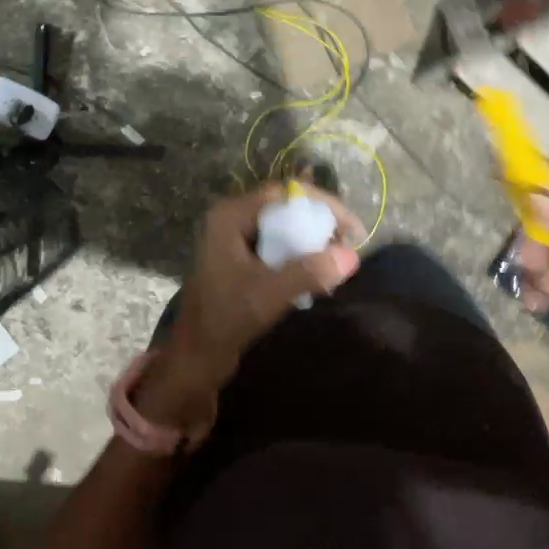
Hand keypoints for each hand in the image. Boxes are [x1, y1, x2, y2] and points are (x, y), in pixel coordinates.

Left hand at [165, 184, 363, 377]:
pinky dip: (298, 254)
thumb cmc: (226, 318)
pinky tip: (316, 274)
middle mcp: (231, 219)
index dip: (323, 205)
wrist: (196, 354)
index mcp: (230, 216)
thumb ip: (309, 272)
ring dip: (311, 240)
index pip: (284, 194)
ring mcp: (234, 239)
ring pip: (282, 226)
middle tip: (347, 244)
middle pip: (284, 207)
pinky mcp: (240, 259)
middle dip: (319, 222)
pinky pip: (276, 244)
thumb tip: (352, 256)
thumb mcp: (270, 294)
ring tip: (336, 259)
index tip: (353, 229)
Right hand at [516, 166, 548, 401]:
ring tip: (542, 295)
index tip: (504, 173)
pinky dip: (538, 283)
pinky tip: (542, 304)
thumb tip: (536, 197)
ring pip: (543, 241)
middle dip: (535, 238)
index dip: (543, 177)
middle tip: (526, 262)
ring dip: (536, 266)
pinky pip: (544, 266)